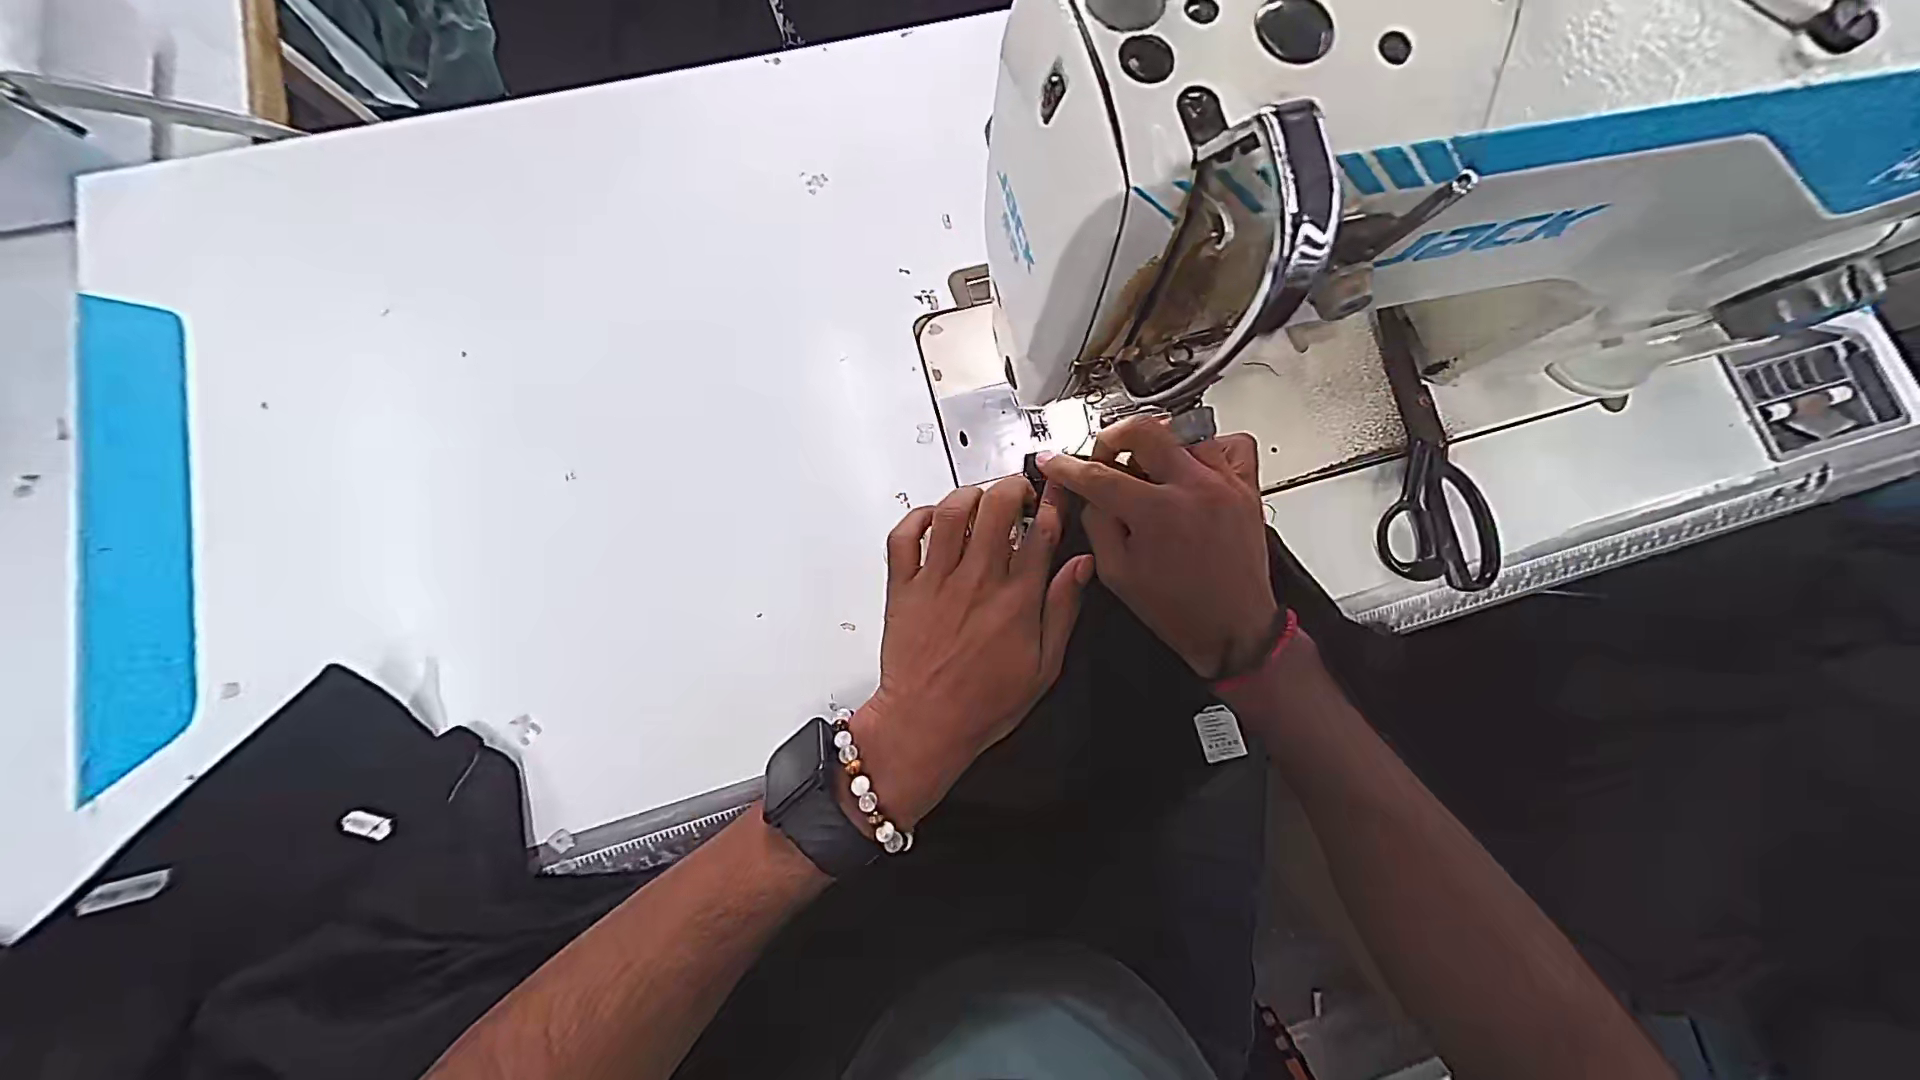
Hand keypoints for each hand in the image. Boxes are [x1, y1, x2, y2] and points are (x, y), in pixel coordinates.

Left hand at [848, 476, 1092, 827]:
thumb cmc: (983, 702)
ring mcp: (937, 581)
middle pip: (996, 506)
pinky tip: (933, 518)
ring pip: (951, 511)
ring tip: (980, 499)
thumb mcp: (1044, 666)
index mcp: (1016, 599)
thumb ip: (1063, 608)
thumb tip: (1080, 567)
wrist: (926, 723)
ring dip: (970, 494)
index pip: (1041, 530)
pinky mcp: (904, 588)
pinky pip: (903, 537)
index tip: (1056, 491)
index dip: (1052, 500)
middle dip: (1012, 487)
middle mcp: (977, 582)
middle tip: (1017, 494)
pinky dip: (918, 517)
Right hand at [1036, 415, 1278, 679]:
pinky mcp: (1246, 489)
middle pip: (1142, 430)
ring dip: (1157, 444)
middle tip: (1102, 455)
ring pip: (1185, 431)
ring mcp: (1224, 485)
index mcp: (1155, 513)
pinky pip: (1232, 444)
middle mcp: (1192, 489)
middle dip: (1111, 438)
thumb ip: (1096, 524)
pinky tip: (1193, 465)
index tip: (1054, 461)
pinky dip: (1209, 446)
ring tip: (1148, 468)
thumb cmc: (1180, 609)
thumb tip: (1087, 493)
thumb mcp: (1117, 573)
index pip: (1097, 474)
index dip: (1066, 466)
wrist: (1233, 629)